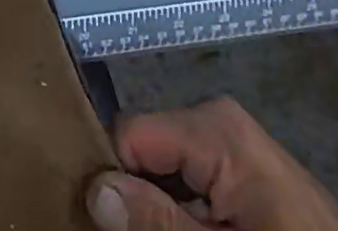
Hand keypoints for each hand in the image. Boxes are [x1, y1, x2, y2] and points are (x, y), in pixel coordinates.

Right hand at [86, 97, 337, 230]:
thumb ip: (157, 220)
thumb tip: (96, 188)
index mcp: (214, 127)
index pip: (130, 132)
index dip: (111, 175)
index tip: (99, 218)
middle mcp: (219, 118)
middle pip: (146, 145)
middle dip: (134, 188)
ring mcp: (232, 139)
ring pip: (164, 161)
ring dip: (153, 200)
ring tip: (151, 230)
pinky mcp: (241, 162)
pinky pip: (190, 172)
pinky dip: (178, 202)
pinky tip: (181, 228)